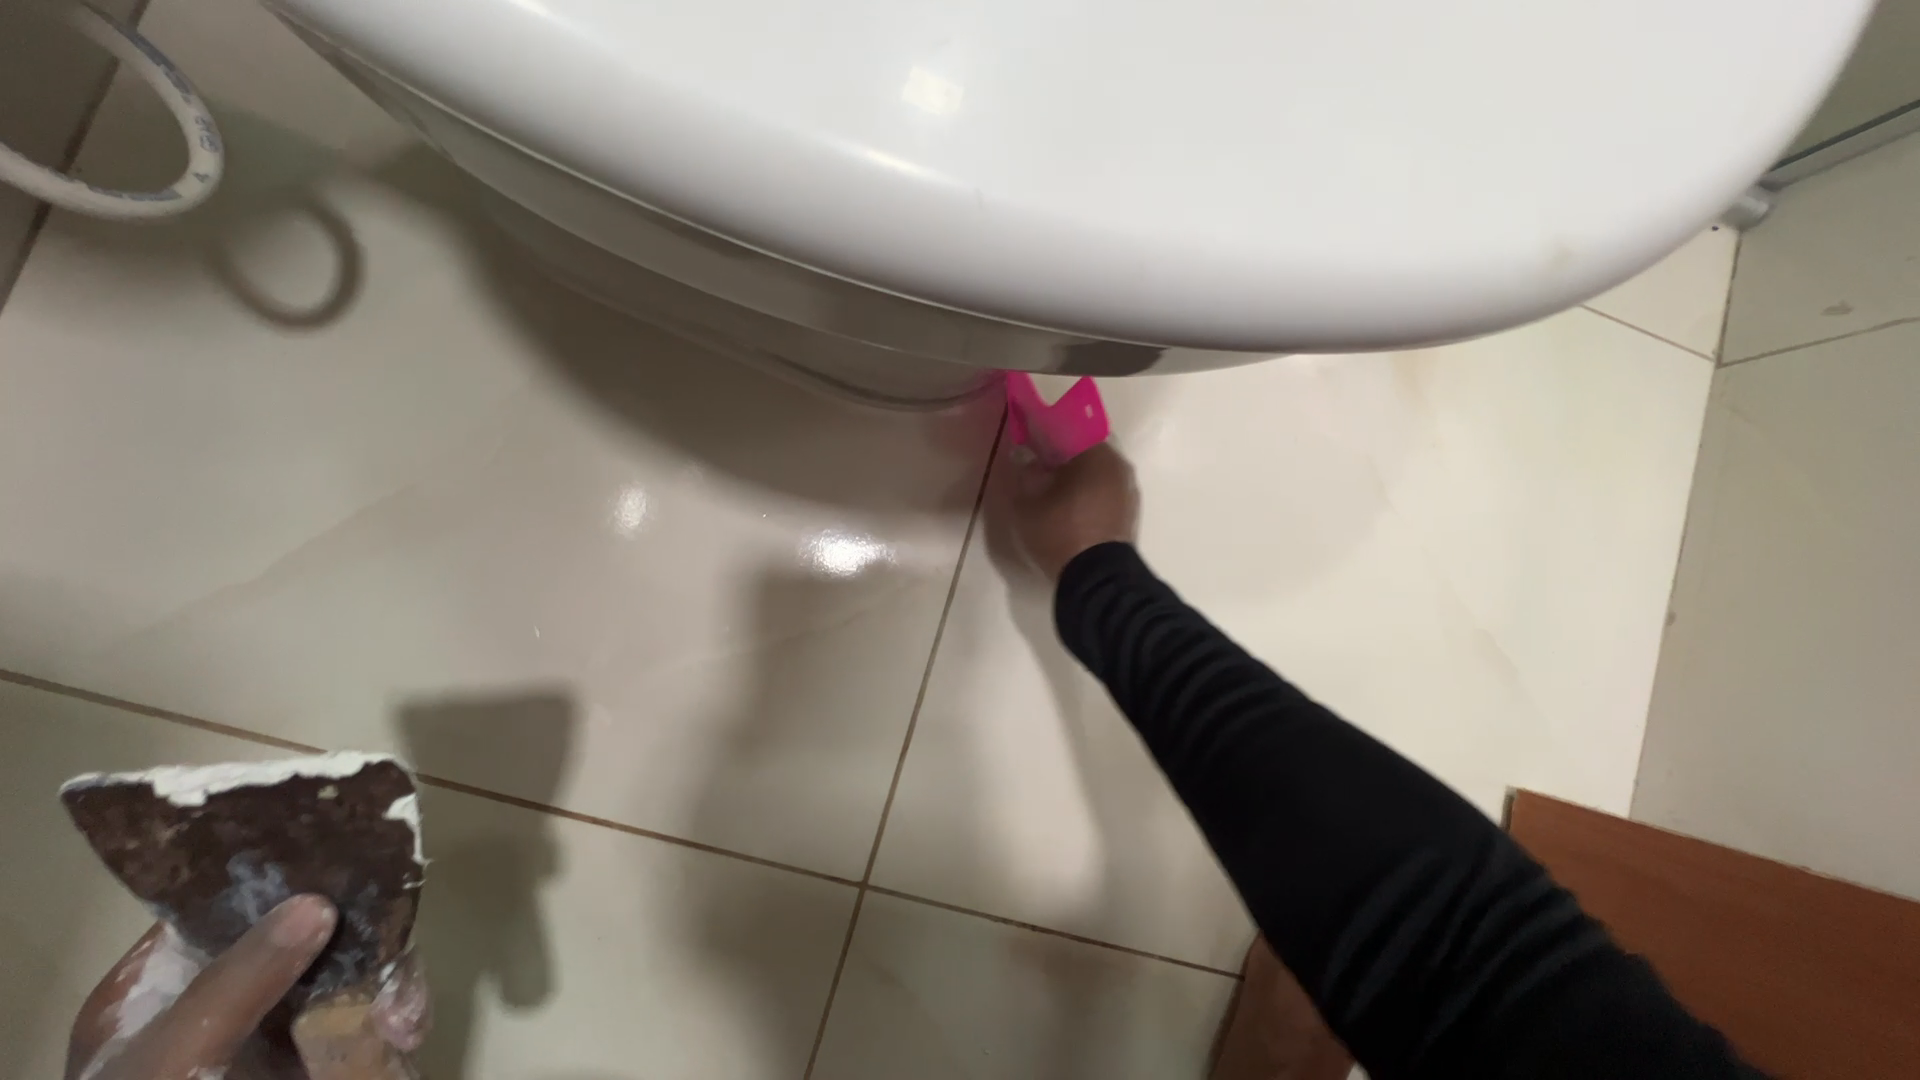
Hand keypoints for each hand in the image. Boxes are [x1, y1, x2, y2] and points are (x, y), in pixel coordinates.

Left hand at [67, 896, 430, 1079]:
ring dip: (393, 984)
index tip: (348, 862)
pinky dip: (400, 1016)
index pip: (230, 903)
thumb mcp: (169, 1060)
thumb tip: (317, 902)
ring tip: (403, 1021)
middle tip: (392, 964)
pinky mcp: (324, 1053)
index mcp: (165, 985)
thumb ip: (233, 984)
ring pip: (359, 966)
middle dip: (366, 943)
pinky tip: (406, 1035)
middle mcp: (229, 995)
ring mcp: (281, 1027)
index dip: (288, 876)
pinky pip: (377, 1009)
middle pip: (315, 928)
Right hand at [991, 440, 1139, 580]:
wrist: (1097, 579)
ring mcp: (1129, 491)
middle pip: (1087, 449)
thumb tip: (1024, 454)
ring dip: (1078, 474)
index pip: (1069, 428)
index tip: (1030, 438)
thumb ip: (1025, 471)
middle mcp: (1120, 466)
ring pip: (1098, 471)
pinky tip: (1070, 506)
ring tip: (1054, 487)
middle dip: (1064, 453)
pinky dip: (1089, 492)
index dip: (1046, 430)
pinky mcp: (1130, 515)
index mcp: (1098, 454)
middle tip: (1040, 463)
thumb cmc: (1060, 532)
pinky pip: (1105, 491)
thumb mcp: (1028, 502)